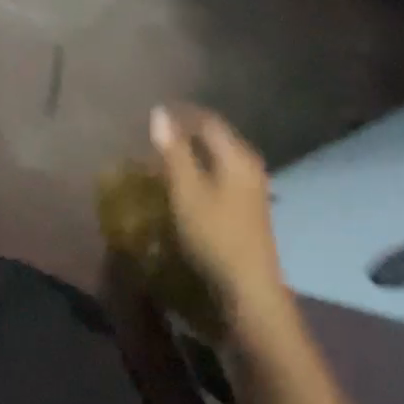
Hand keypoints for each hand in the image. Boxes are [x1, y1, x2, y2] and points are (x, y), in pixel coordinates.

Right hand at [151, 105, 286, 314]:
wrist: (249, 289)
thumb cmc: (215, 236)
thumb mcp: (187, 192)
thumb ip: (174, 152)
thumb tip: (159, 114)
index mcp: (238, 156)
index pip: (208, 121)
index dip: (181, 115)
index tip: (152, 115)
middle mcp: (249, 167)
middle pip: (214, 139)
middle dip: (184, 135)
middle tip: (152, 139)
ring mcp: (251, 190)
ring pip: (216, 160)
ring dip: (189, 157)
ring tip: (160, 162)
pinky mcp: (246, 210)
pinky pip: (219, 178)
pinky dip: (198, 175)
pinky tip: (181, 188)